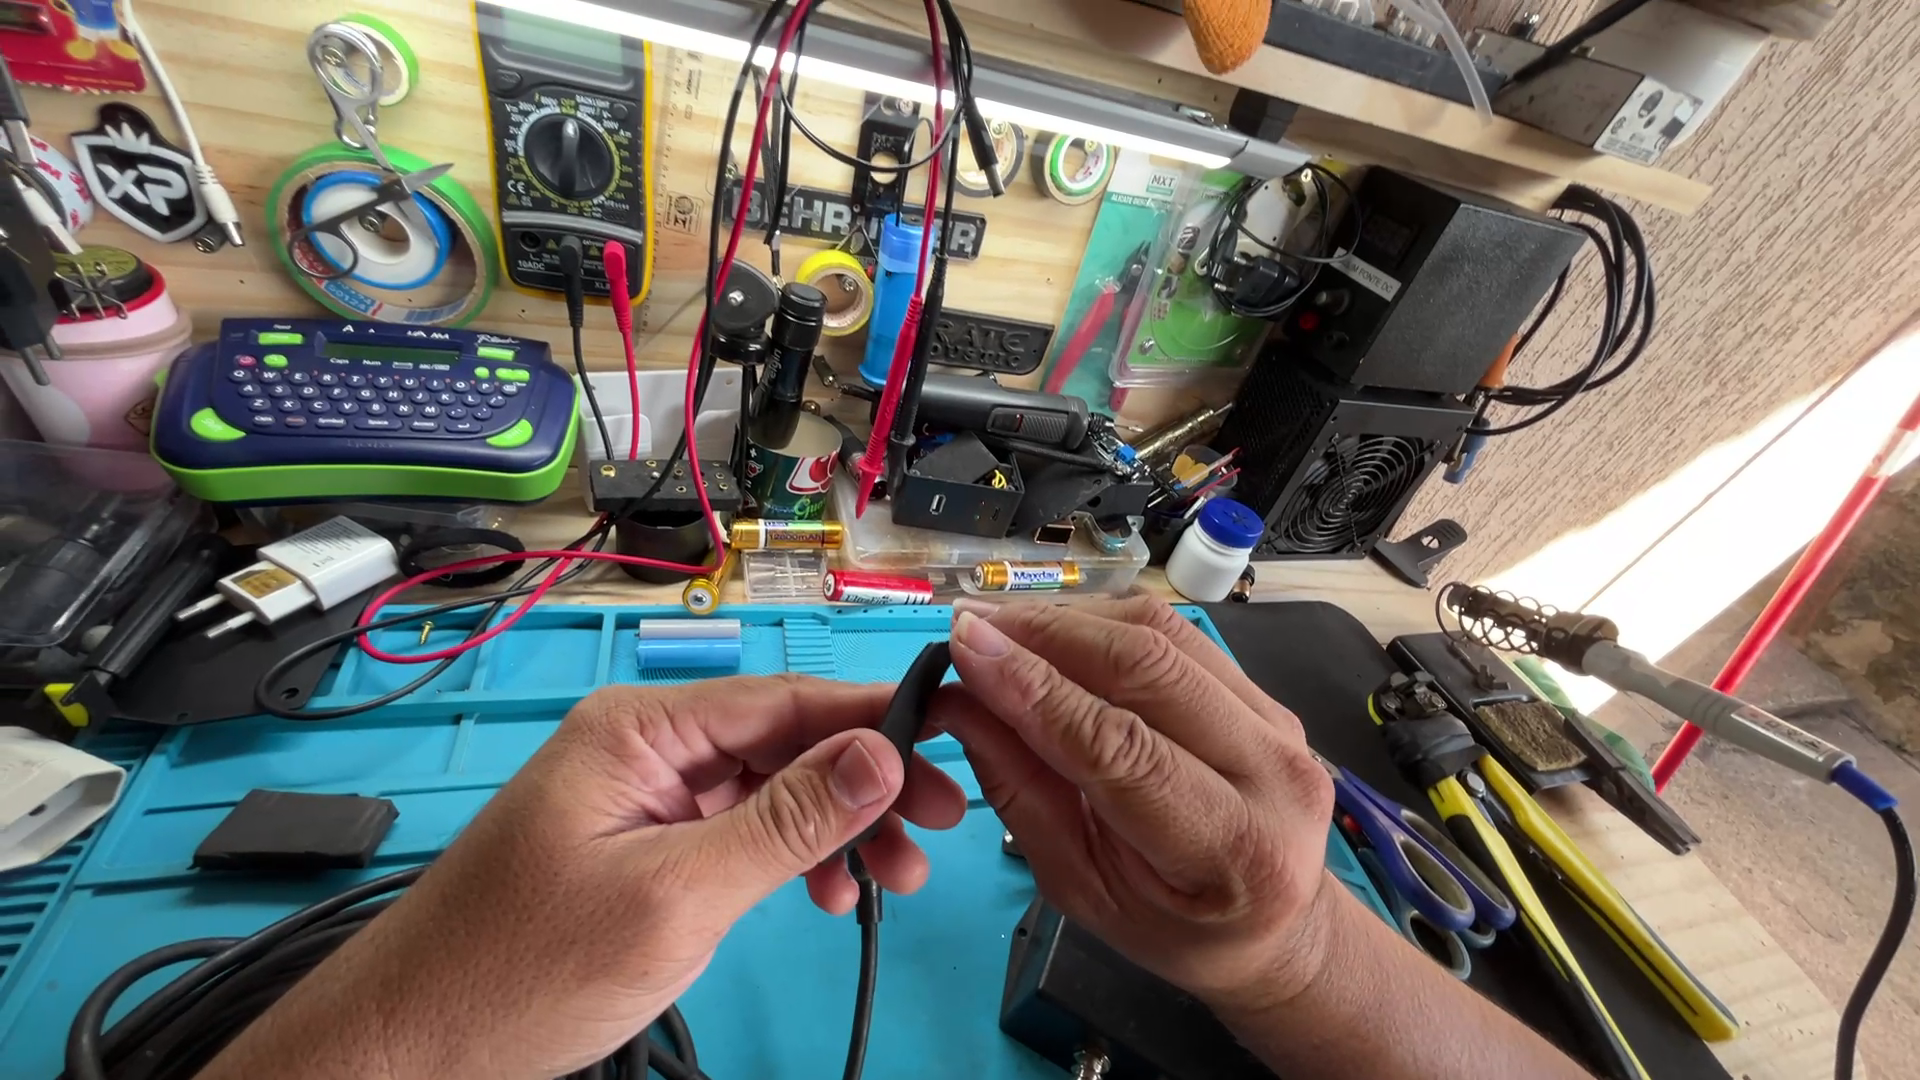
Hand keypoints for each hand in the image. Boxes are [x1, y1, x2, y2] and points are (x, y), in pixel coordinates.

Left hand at [206, 675, 966, 1079]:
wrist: (398, 1064)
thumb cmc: (528, 971)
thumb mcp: (677, 896)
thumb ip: (789, 820)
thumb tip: (885, 752)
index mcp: (647, 725)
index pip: (785, 700)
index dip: (873, 717)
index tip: (949, 740)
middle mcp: (655, 741)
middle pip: (787, 743)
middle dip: (865, 784)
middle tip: (942, 823)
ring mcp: (654, 791)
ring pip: (774, 789)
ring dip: (837, 828)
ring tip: (897, 878)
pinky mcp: (655, 838)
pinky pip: (745, 829)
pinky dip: (794, 859)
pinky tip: (829, 895)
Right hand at [934, 596, 1337, 1012]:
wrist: (1271, 920)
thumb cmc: (1165, 921)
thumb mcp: (1076, 882)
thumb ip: (1018, 788)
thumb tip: (958, 700)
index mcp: (1227, 849)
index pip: (1116, 746)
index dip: (1033, 688)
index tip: (965, 647)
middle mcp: (1270, 771)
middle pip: (1146, 665)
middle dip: (1046, 633)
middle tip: (972, 623)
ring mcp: (1276, 719)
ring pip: (1161, 631)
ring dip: (1070, 617)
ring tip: (1004, 624)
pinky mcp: (1264, 689)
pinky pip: (1174, 629)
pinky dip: (1102, 618)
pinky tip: (1056, 629)